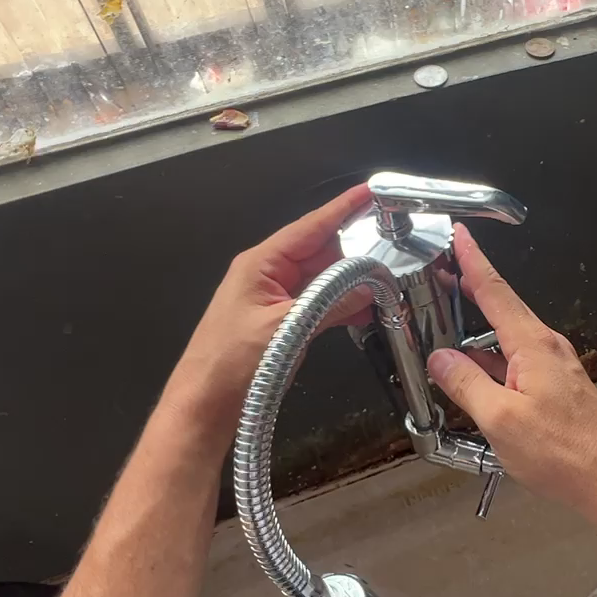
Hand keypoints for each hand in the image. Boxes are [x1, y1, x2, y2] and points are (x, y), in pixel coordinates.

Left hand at [166, 183, 374, 422]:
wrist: (205, 403)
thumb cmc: (230, 362)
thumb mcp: (286, 328)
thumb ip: (331, 304)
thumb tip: (368, 288)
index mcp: (261, 263)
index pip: (310, 226)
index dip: (342, 209)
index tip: (369, 193)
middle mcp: (269, 273)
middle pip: (321, 252)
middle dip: (356, 253)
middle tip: (390, 256)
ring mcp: (276, 297)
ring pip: (323, 279)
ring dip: (351, 284)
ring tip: (383, 288)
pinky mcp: (282, 319)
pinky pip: (319, 302)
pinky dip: (341, 305)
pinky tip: (363, 312)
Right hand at [426, 223, 596, 515]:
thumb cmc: (562, 453)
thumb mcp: (500, 419)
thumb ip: (466, 384)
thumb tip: (441, 360)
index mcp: (533, 345)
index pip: (496, 291)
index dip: (474, 261)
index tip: (460, 235)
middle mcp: (548, 348)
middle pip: (503, 307)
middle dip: (472, 288)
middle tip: (445, 271)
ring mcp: (555, 366)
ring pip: (509, 337)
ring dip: (480, 328)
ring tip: (450, 325)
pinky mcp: (558, 386)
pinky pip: (518, 360)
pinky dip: (493, 357)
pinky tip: (477, 371)